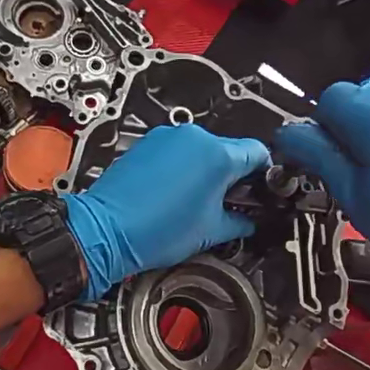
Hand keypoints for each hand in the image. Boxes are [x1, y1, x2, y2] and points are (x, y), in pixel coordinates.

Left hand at [63, 124, 270, 300]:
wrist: (106, 231)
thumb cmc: (153, 231)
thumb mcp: (210, 232)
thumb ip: (240, 221)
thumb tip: (247, 220)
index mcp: (217, 155)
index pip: (258, 153)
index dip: (264, 176)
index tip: (260, 192)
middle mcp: (194, 138)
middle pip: (230, 150)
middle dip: (233, 176)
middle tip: (230, 204)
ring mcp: (167, 138)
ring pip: (202, 150)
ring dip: (206, 172)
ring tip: (197, 203)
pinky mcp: (148, 145)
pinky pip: (177, 152)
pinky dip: (183, 169)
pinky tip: (176, 195)